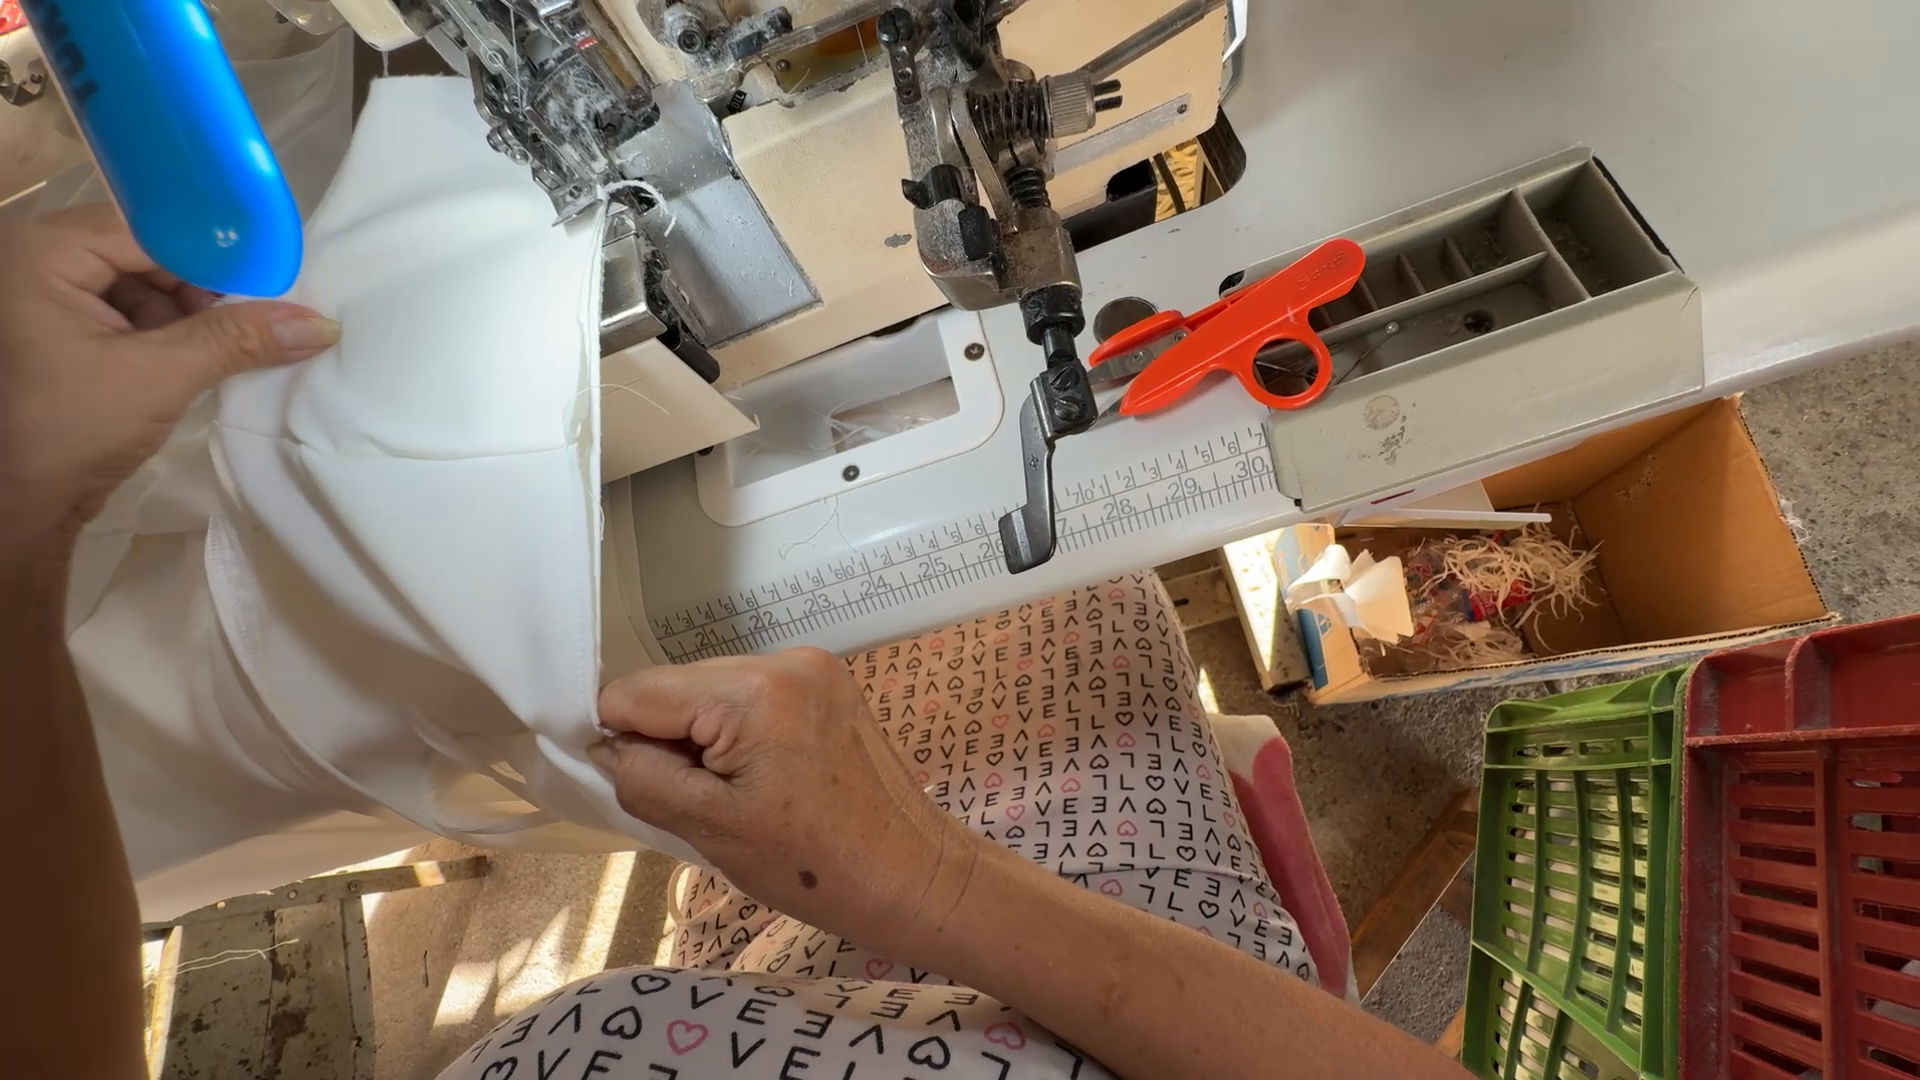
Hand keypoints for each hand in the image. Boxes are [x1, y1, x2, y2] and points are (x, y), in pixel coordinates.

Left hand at [0, 204, 338, 553]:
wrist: (13, 495)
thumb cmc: (65, 425)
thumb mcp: (160, 375)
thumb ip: (238, 341)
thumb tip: (320, 324)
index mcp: (35, 256)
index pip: (147, 232)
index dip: (215, 257)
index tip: (277, 287)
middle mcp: (34, 265)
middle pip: (150, 257)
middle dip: (210, 292)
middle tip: (262, 324)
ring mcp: (48, 302)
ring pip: (151, 288)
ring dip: (201, 318)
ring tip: (236, 350)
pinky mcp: (68, 335)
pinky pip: (140, 316)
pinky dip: (181, 335)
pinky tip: (208, 361)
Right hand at [592, 648, 984, 957]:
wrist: (908, 870)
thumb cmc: (810, 865)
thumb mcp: (707, 827)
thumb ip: (641, 775)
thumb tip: (606, 743)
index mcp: (751, 692)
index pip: (636, 690)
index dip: (617, 734)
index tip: (634, 779)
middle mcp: (783, 659)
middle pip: (678, 684)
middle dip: (668, 734)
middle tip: (698, 795)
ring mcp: (812, 664)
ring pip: (715, 686)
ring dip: (706, 729)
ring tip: (739, 786)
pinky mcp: (830, 679)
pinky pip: (755, 690)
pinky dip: (742, 724)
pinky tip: (766, 769)